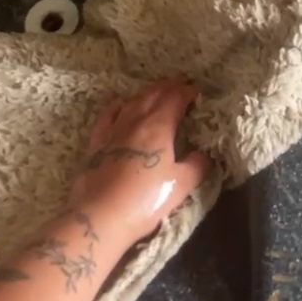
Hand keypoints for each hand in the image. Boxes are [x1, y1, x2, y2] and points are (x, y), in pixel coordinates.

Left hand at [71, 79, 210, 246]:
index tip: (197, 91)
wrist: (101, 218)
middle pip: (154, 94)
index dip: (187, 91)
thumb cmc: (145, 201)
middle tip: (181, 82)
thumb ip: (196, 166)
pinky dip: (119, 104)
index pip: (175, 98)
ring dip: (148, 92)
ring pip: (134, 101)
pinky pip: (109, 114)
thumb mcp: (180, 186)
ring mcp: (114, 129)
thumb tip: (203, 154)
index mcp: (159, 126)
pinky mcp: (97, 142)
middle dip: (170, 86)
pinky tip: (122, 103)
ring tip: (158, 90)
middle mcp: (136, 120)